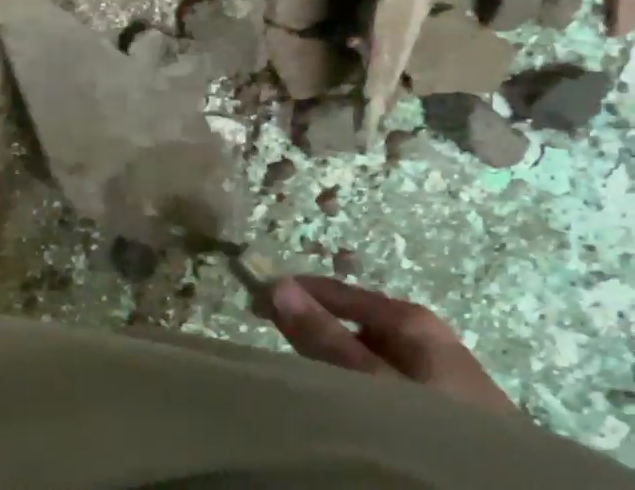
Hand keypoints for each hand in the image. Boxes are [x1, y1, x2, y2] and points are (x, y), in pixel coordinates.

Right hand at [267, 274, 516, 414]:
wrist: (502, 481)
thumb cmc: (436, 421)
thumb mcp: (371, 379)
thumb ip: (323, 335)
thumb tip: (274, 284)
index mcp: (409, 318)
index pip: (331, 289)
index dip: (290, 293)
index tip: (251, 306)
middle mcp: (421, 333)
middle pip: (348, 317)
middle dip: (311, 325)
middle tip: (276, 342)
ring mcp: (432, 363)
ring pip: (363, 345)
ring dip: (332, 353)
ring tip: (307, 372)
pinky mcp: (439, 393)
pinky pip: (380, 370)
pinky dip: (355, 374)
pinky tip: (345, 393)